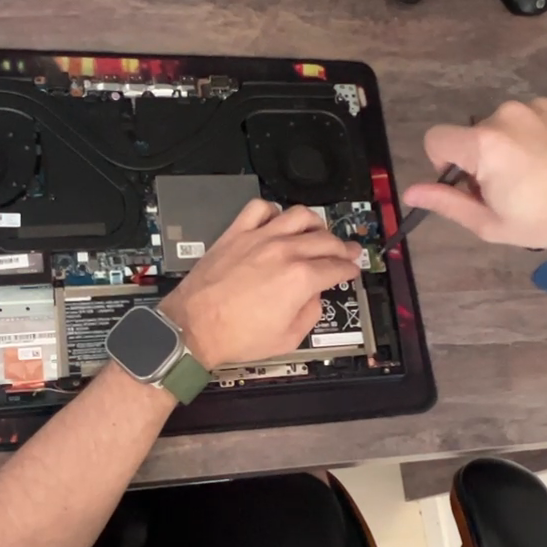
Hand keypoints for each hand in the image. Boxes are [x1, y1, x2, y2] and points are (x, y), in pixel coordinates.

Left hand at [158, 200, 362, 368]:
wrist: (194, 328)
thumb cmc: (234, 335)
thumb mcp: (288, 338)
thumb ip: (310, 314)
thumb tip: (314, 299)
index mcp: (300, 279)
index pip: (337, 267)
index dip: (349, 269)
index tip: (351, 270)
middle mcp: (283, 252)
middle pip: (325, 240)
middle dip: (342, 247)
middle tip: (347, 252)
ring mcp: (259, 238)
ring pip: (299, 216)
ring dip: (316, 223)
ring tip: (320, 231)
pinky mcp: (236, 234)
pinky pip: (260, 208)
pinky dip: (273, 211)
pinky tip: (277, 221)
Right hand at [403, 99, 546, 270]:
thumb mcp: (489, 223)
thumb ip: (446, 203)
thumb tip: (411, 193)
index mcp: (485, 144)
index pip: (436, 139)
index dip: (442, 164)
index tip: (467, 184)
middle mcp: (509, 115)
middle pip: (474, 135)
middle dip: (481, 160)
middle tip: (509, 192)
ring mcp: (542, 107)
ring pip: (506, 127)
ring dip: (510, 149)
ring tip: (538, 180)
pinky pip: (536, 121)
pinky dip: (538, 141)